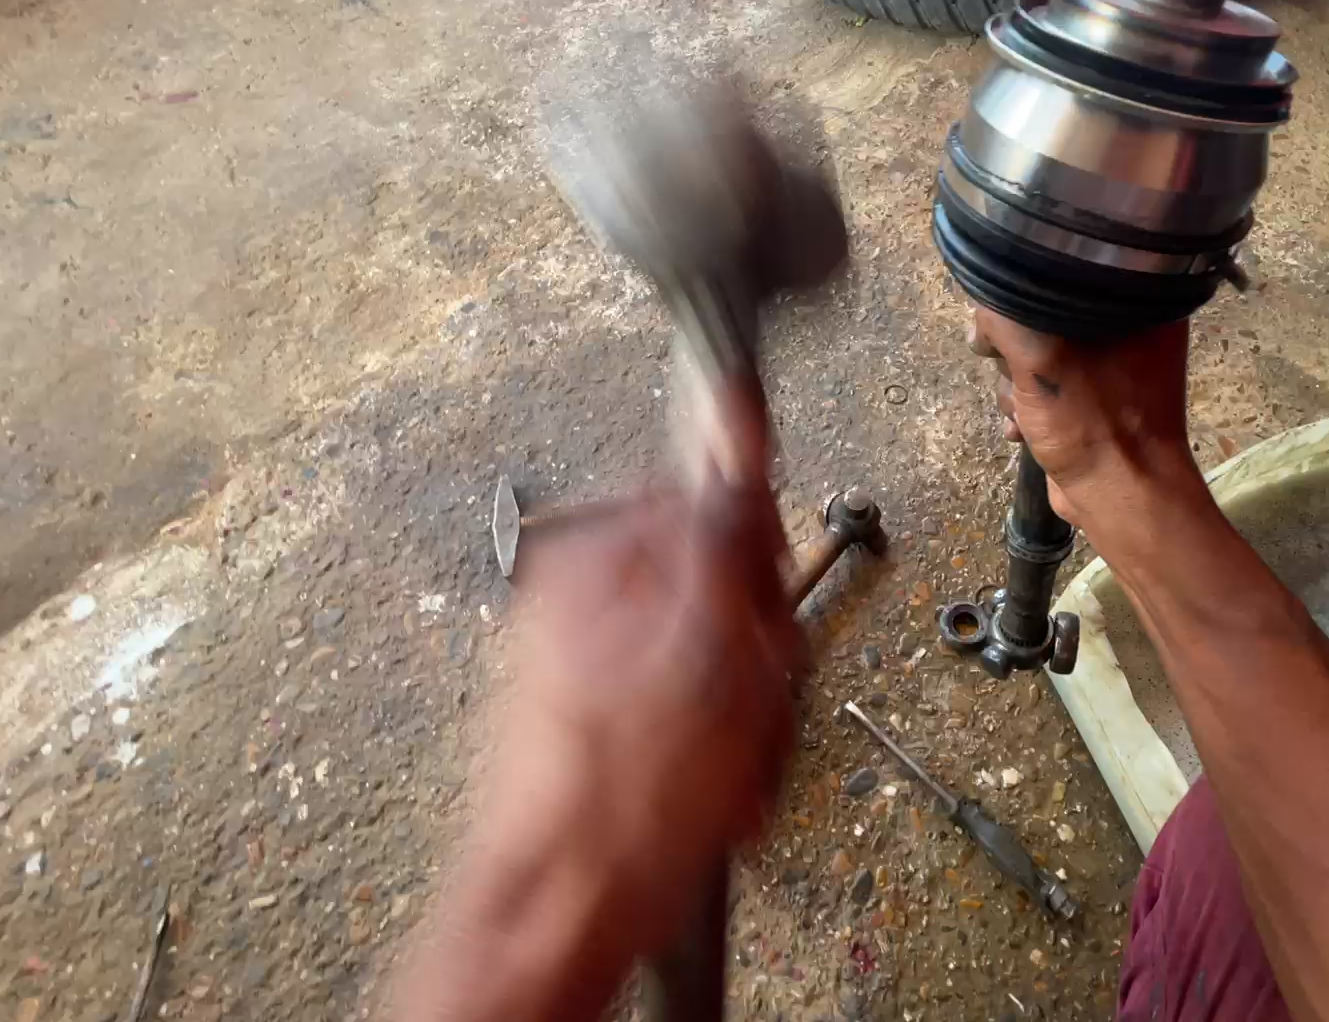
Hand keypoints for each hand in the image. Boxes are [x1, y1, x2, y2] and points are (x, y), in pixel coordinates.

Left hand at [499, 481, 801, 923]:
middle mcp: (587, 592)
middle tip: (750, 693)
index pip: (708, 501)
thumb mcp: (709, 638)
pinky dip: (715, 729)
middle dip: (753, 642)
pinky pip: (689, 689)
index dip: (757, 557)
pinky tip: (712, 775)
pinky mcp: (607, 702)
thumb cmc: (625, 789)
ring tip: (729, 755)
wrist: (562, 907)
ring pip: (713, 641)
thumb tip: (733, 422)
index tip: (765, 609)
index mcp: (597, 554)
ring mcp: (594, 649)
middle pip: (716, 576)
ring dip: (743, 700)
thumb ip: (725, 529)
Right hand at [969, 306, 1199, 521]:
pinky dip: (1027, 409)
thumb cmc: (1091, 421)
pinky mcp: (1090, 400)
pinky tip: (1026, 430)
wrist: (1119, 493)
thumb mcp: (1038, 355)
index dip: (1017, 307)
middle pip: (1036, 320)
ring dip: (1016, 390)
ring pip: (1032, 359)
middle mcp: (1124, 326)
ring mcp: (1107, 367)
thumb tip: (981, 321)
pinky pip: (1042, 389)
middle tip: (1023, 384)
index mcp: (1130, 298)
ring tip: (1029, 417)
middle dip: (1015, 359)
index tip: (1006, 340)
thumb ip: (1003, 317)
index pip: (1052, 276)